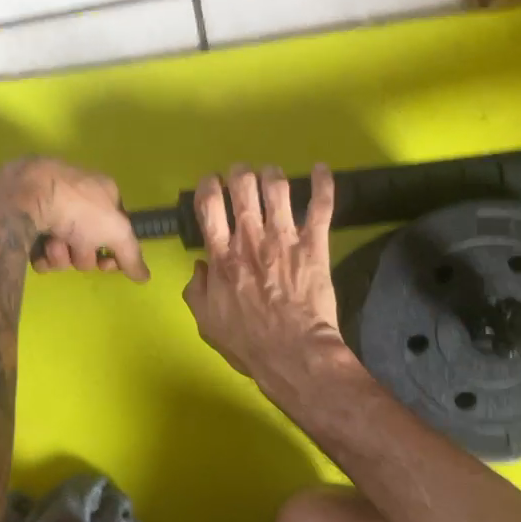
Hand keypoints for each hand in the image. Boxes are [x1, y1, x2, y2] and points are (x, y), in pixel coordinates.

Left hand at [0, 157, 149, 281]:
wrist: (25, 196)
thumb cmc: (78, 209)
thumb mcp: (116, 232)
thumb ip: (132, 255)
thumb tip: (145, 278)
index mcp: (102, 193)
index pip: (116, 231)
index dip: (114, 252)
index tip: (106, 265)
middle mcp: (77, 201)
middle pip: (88, 247)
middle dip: (82, 254)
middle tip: (76, 246)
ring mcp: (49, 212)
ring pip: (63, 253)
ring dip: (60, 256)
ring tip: (52, 244)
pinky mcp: (25, 223)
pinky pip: (40, 252)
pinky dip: (41, 255)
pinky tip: (36, 246)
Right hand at [182, 164, 345, 395]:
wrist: (292, 352)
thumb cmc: (247, 342)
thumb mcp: (206, 322)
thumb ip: (196, 291)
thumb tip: (199, 266)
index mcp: (222, 257)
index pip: (209, 205)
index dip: (208, 186)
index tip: (210, 184)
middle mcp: (251, 239)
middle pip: (242, 186)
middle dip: (239, 173)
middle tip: (241, 176)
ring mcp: (284, 239)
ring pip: (277, 187)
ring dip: (272, 174)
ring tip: (271, 174)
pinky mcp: (314, 245)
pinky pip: (321, 205)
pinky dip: (323, 183)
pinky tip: (322, 169)